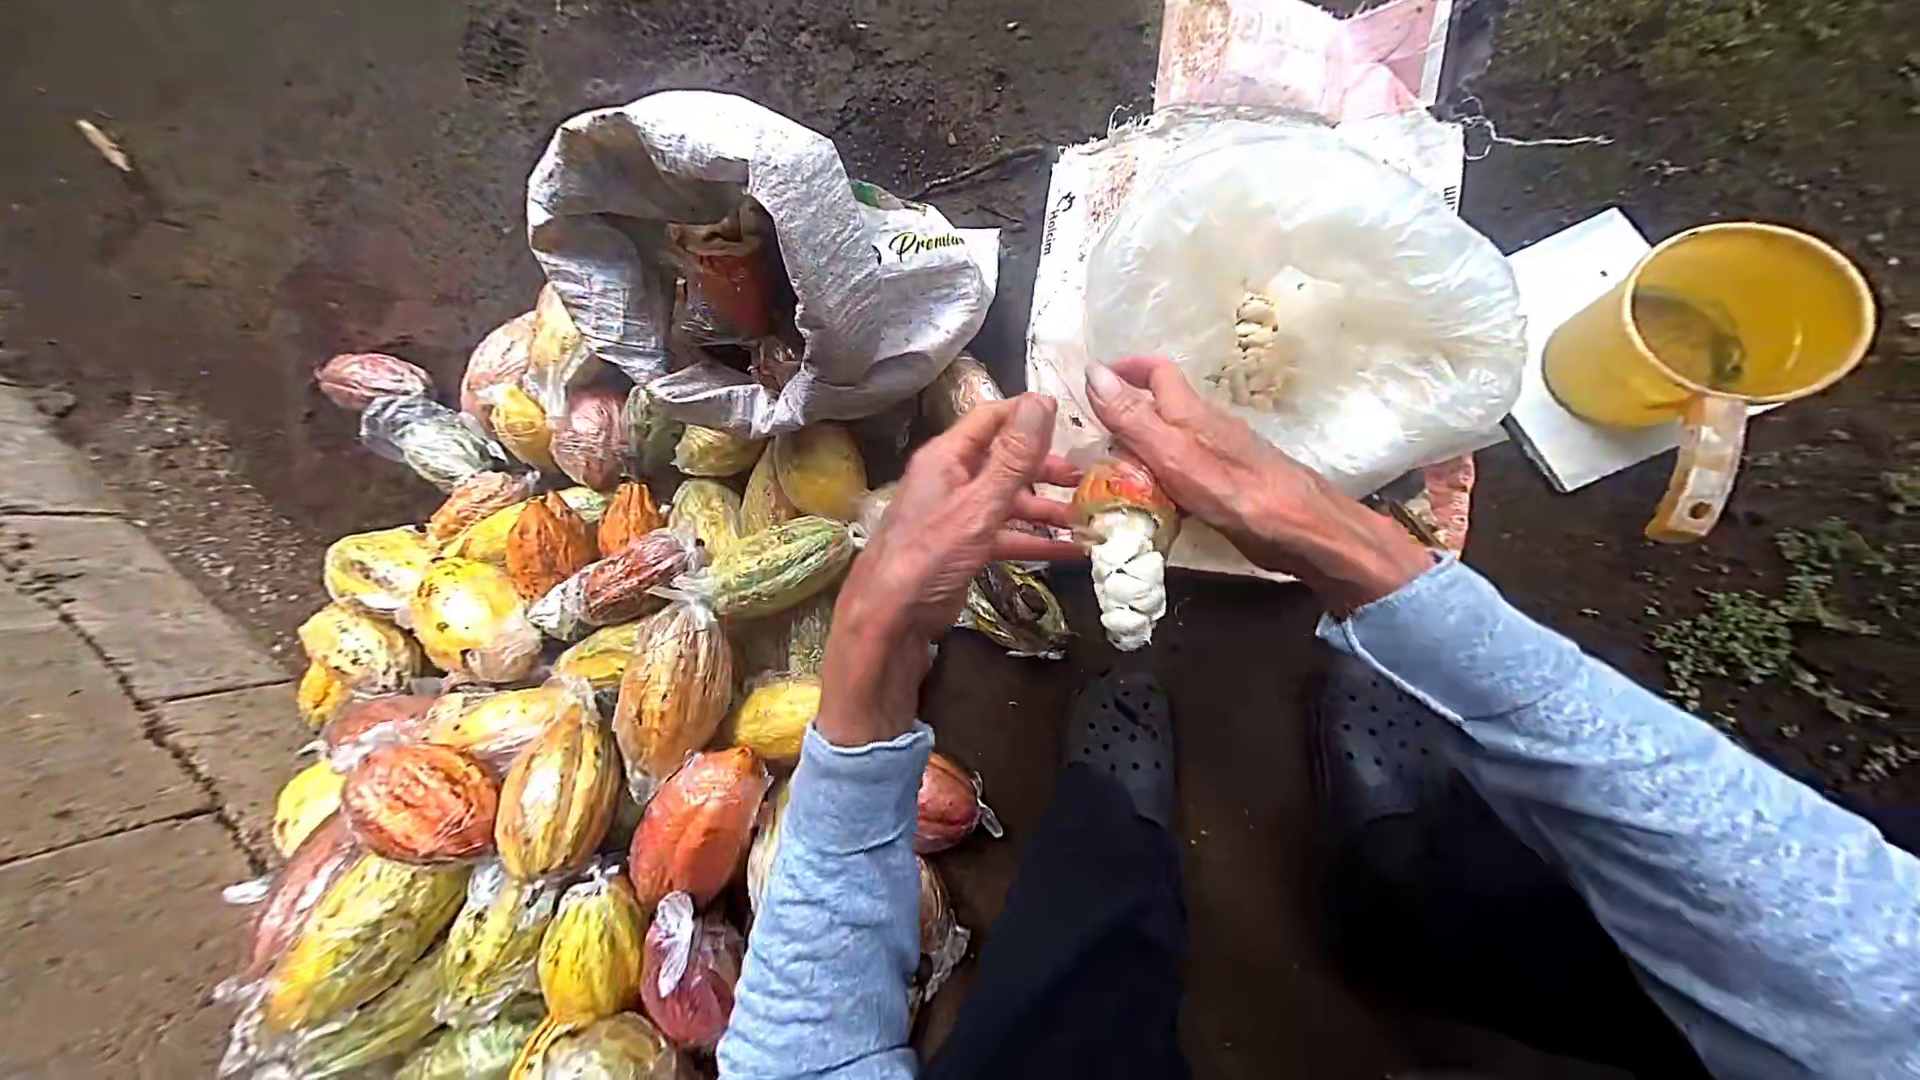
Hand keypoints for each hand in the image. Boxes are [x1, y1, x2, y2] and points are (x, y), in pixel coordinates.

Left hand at [817, 394, 1080, 744]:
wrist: (893, 615)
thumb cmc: (931, 553)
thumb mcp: (979, 502)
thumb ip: (1014, 456)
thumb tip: (1041, 401)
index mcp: (948, 456)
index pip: (991, 418)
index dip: (1028, 415)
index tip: (1067, 420)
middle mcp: (951, 479)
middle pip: (1004, 460)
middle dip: (1044, 468)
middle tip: (1082, 478)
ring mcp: (957, 514)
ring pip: (1008, 501)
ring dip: (1044, 508)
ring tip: (1082, 518)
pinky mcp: (964, 547)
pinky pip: (1004, 534)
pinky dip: (1033, 540)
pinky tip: (1068, 551)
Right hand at [1085, 356, 1430, 611]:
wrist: (1298, 529)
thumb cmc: (1232, 489)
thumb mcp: (1171, 451)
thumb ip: (1132, 417)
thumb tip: (1093, 373)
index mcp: (1189, 411)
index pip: (1157, 372)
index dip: (1126, 369)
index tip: (1095, 381)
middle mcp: (1204, 425)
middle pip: (1159, 407)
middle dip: (1124, 414)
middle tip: (1092, 439)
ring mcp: (1216, 454)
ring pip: (1168, 440)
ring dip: (1137, 448)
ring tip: (1108, 471)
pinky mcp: (1223, 482)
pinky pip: (1179, 468)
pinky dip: (1156, 475)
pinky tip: (1147, 497)